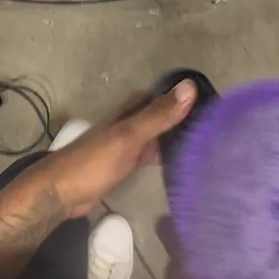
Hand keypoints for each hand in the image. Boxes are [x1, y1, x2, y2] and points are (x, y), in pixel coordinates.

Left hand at [11, 80, 196, 218]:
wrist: (63, 193)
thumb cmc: (95, 161)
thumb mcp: (129, 136)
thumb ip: (158, 115)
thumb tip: (190, 85)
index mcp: (129, 111)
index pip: (162, 96)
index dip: (184, 97)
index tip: (213, 104)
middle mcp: (129, 123)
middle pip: (161, 115)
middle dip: (183, 118)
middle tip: (215, 129)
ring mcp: (127, 144)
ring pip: (157, 136)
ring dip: (175, 139)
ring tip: (207, 147)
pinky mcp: (125, 165)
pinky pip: (151, 155)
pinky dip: (166, 157)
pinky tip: (182, 167)